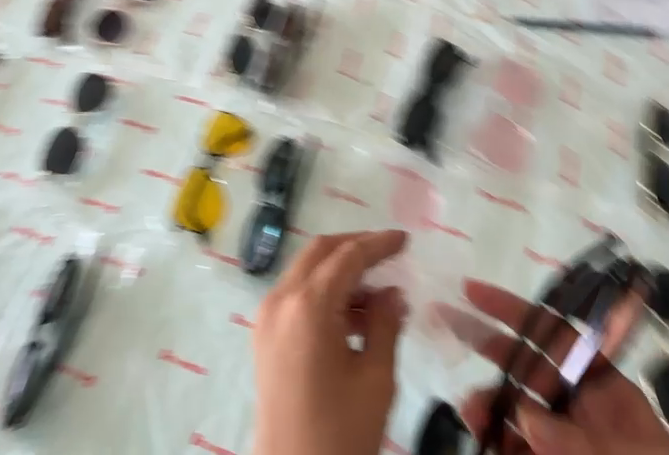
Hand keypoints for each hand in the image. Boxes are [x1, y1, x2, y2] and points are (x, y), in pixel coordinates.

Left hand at [253, 230, 408, 454]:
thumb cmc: (341, 430)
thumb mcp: (376, 378)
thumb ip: (385, 325)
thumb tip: (392, 292)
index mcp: (308, 305)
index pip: (347, 256)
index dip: (378, 244)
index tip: (404, 240)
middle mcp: (280, 300)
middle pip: (318, 252)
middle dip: (354, 246)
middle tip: (389, 253)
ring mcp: (266, 317)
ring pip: (305, 272)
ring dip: (339, 271)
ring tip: (379, 293)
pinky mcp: (263, 336)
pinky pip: (295, 296)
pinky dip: (323, 293)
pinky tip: (353, 315)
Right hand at [446, 280, 668, 454]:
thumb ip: (575, 442)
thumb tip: (524, 416)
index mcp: (608, 394)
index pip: (559, 338)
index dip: (517, 311)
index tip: (472, 292)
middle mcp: (582, 411)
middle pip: (529, 366)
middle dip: (490, 349)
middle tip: (447, 329)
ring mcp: (562, 441)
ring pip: (516, 410)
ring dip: (489, 403)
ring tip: (471, 412)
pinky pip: (514, 445)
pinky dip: (494, 438)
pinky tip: (480, 436)